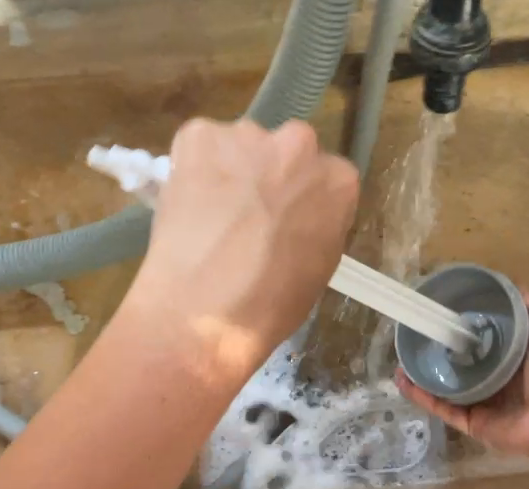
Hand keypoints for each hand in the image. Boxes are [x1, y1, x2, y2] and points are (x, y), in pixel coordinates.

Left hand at [123, 118, 358, 378]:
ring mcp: (247, 135)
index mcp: (338, 182)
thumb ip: (318, 228)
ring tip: (214, 219)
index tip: (290, 225)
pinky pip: (201, 149)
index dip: (306, 204)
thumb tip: (302, 219)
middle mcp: (299, 143)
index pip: (328, 180)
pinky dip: (195, 171)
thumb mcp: (317, 272)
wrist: (203, 312)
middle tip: (252, 219)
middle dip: (273, 179)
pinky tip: (189, 207)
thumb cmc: (268, 307)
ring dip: (234, 173)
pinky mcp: (199, 136)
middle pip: (288, 153)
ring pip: (242, 149)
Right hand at [396, 292, 528, 466]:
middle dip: (438, 354)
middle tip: (418, 337)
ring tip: (401, 360)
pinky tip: (404, 382)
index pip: (481, 345)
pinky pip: (442, 408)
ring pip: (445, 388)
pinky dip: (422, 397)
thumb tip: (514, 286)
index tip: (445, 316)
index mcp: (509, 363)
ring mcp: (479, 404)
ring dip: (422, 376)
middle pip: (459, 367)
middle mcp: (492, 383)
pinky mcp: (469, 422)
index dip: (464, 331)